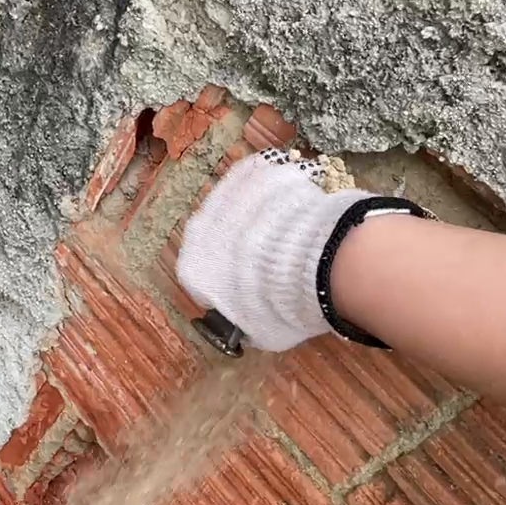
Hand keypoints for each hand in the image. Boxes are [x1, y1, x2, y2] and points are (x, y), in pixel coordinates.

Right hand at [175, 150, 373, 350]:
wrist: (312, 258)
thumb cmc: (281, 304)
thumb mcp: (262, 332)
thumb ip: (248, 323)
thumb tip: (250, 322)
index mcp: (193, 268)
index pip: (204, 278)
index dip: (227, 284)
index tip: (249, 289)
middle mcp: (199, 230)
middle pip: (216, 237)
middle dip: (237, 245)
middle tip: (271, 260)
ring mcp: (225, 195)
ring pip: (238, 206)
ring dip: (255, 216)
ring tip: (289, 231)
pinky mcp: (253, 172)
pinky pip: (261, 181)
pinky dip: (276, 191)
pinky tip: (297, 206)